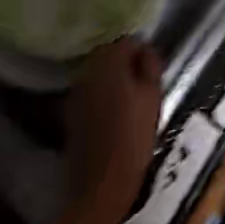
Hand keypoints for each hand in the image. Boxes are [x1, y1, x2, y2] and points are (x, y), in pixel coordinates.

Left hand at [64, 38, 162, 213]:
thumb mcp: (152, 99)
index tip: (155, 69)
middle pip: (109, 54)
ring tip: (131, 98)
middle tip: (145, 83)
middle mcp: (87, 68)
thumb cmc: (133, 137)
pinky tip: (113, 112)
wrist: (102, 182)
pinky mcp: (70, 108)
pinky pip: (90, 90)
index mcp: (108, 60)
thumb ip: (150, 68)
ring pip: (98, 72)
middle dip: (127, 63)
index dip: (143, 52)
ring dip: (113, 78)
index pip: (127, 41)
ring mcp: (75, 88)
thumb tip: (146, 51)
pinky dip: (101, 94)